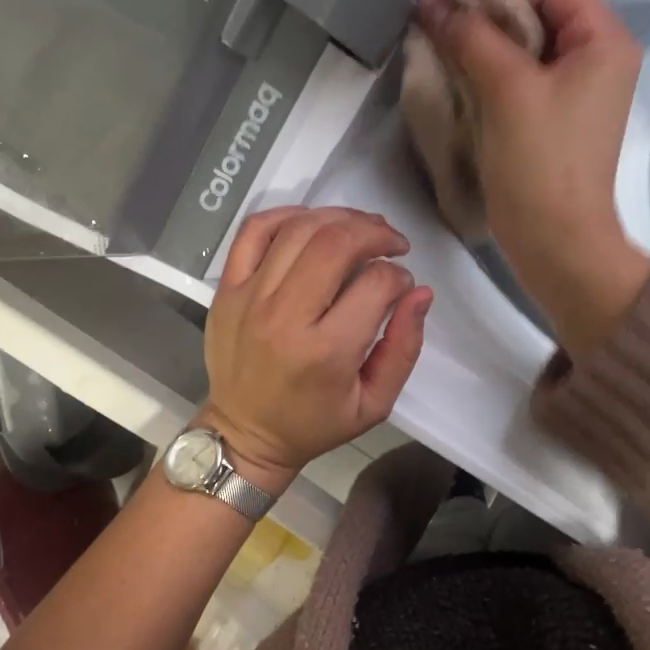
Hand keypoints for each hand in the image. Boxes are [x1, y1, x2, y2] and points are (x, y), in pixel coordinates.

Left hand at [201, 207, 432, 490]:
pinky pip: (255, 230)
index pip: (375, 284)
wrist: (246, 433)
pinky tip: (315, 223)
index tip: (403, 286)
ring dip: (340, 218)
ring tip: (362, 229)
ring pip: (300, 229)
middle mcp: (286, 317)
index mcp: (327, 352)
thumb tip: (421, 292)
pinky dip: (289, 215)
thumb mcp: (375, 402)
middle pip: (337, 243)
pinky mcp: (227, 289)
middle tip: (393, 243)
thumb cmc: (316, 423)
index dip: (400, 277)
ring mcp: (250, 298)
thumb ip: (404, 348)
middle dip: (376, 233)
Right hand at [420, 0, 649, 353]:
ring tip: (442, 54)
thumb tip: (433, 0)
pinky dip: (489, 76)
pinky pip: (521, 81)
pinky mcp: (555, 123)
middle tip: (438, 27)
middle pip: (536, 10)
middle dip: (485, 15)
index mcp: (604, 40)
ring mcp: (576, 94)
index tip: (453, 6)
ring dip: (482, 46)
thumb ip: (471, 35)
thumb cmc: (542, 167)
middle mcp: (598, 59)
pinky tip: (458, 82)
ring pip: (524, 47)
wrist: (558, 247)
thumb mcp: (507, 90)